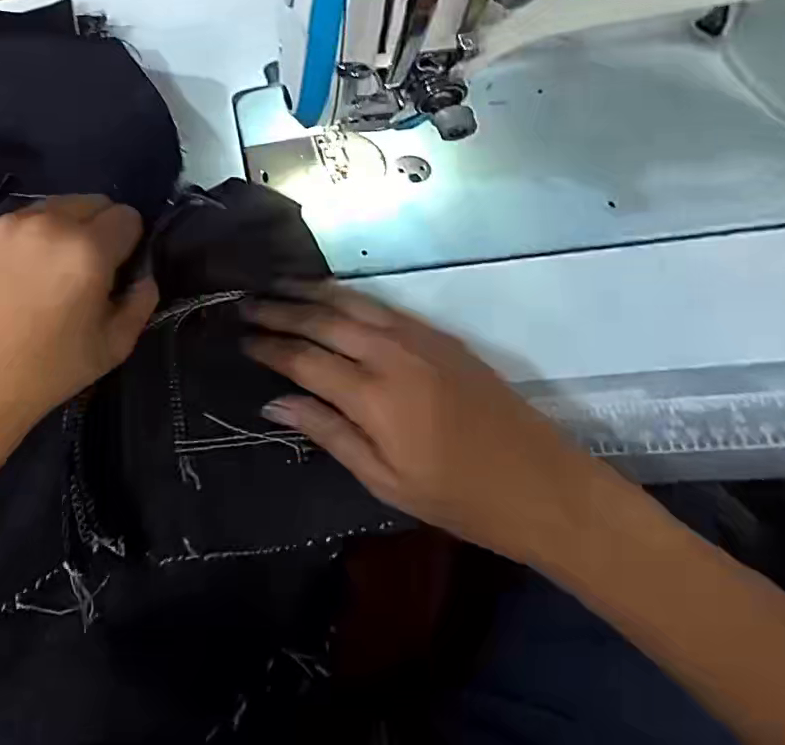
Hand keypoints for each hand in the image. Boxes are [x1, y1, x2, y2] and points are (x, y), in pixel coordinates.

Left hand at [0, 195, 157, 445]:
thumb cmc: (50, 372)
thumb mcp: (115, 346)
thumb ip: (141, 301)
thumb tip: (142, 276)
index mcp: (88, 249)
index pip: (127, 216)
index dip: (128, 243)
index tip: (116, 270)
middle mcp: (47, 223)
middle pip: (90, 202)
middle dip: (96, 229)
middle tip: (81, 271)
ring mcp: (4, 225)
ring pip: (49, 208)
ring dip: (57, 230)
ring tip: (42, 274)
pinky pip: (10, 224)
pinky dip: (17, 242)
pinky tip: (7, 278)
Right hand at [243, 283, 621, 556]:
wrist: (543, 484)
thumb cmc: (459, 497)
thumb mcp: (384, 480)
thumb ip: (328, 433)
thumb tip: (274, 404)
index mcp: (374, 397)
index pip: (304, 359)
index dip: (269, 348)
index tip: (241, 339)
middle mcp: (392, 355)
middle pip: (323, 320)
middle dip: (280, 310)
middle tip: (246, 304)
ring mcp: (420, 339)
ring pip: (353, 303)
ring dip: (312, 292)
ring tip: (279, 286)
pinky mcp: (441, 336)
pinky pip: (383, 306)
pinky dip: (350, 296)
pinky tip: (333, 296)